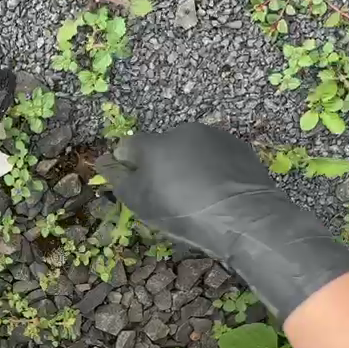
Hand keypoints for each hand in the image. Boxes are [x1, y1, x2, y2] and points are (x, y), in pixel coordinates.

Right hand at [103, 122, 348, 321]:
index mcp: (153, 143)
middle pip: (161, 147)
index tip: (133, 185)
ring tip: (195, 195)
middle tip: (166, 195)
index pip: (128, 146)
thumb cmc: (181, 211)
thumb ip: (118, 179)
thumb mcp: (139, 202)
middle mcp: (181, 131)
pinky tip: (216, 193)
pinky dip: (211, 170)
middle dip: (160, 166)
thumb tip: (105, 163)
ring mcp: (213, 136)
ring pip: (190, 150)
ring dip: (186, 166)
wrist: (243, 216)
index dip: (126, 165)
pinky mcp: (238, 147)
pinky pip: (215, 157)